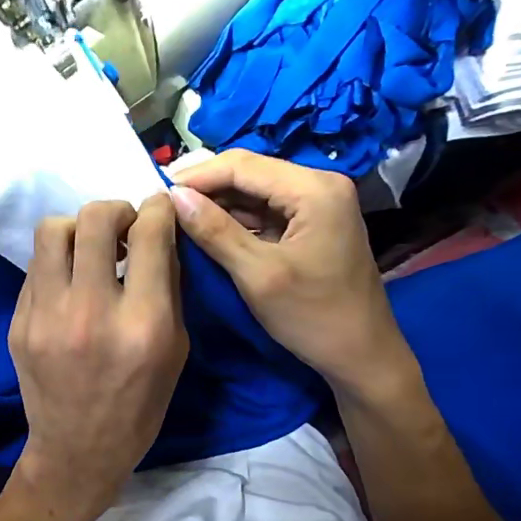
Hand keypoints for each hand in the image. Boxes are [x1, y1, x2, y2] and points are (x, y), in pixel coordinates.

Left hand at [9, 194, 188, 519]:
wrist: (78, 450)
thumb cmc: (140, 405)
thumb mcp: (175, 349)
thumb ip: (168, 288)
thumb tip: (160, 234)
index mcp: (142, 323)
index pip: (149, 234)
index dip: (157, 210)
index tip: (157, 210)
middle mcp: (90, 311)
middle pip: (95, 218)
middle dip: (117, 210)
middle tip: (124, 228)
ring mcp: (46, 316)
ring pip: (53, 229)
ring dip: (78, 228)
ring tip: (91, 250)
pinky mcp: (18, 322)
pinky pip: (37, 265)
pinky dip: (58, 261)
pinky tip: (70, 283)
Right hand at [169, 150, 412, 397]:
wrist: (362, 356)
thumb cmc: (312, 317)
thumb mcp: (257, 275)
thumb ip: (215, 231)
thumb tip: (173, 196)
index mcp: (314, 188)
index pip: (243, 165)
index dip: (197, 176)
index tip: (157, 193)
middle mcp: (321, 183)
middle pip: (251, 172)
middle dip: (207, 187)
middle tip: (165, 206)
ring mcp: (321, 202)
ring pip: (257, 191)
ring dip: (220, 203)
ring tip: (180, 218)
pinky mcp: (316, 222)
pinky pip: (269, 210)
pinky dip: (239, 219)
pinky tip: (210, 230)